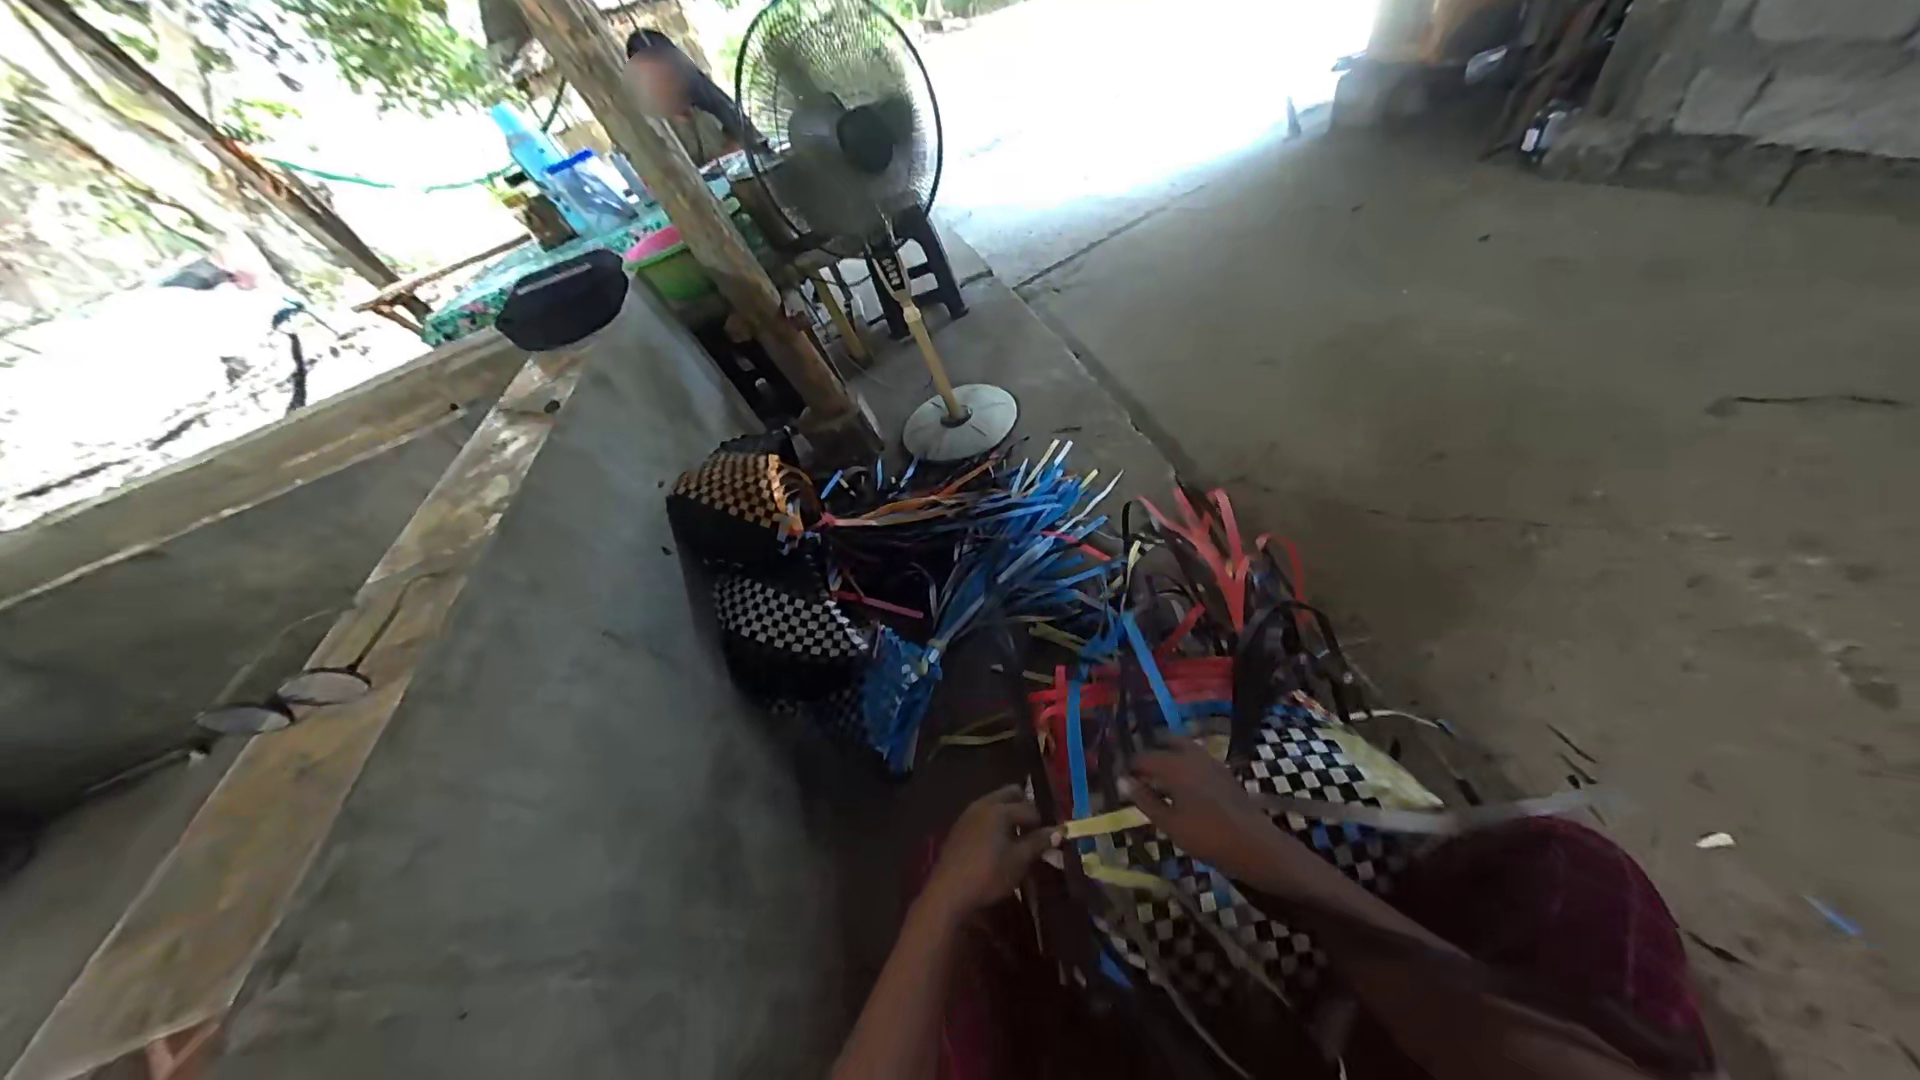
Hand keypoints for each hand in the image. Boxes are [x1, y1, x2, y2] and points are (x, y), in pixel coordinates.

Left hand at [922, 787, 1059, 921]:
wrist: (948, 891)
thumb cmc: (988, 875)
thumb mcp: (1019, 861)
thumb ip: (1038, 842)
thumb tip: (1057, 831)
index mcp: (1000, 809)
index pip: (1029, 808)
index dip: (1042, 823)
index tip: (1048, 839)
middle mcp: (984, 804)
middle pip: (1010, 793)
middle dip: (1025, 806)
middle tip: (1033, 830)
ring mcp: (969, 813)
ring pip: (995, 802)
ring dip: (1008, 813)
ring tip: (1017, 837)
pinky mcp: (960, 826)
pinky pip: (983, 813)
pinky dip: (994, 820)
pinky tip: (997, 842)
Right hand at [1121, 737, 1287, 877]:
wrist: (1256, 846)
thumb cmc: (1207, 837)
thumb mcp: (1169, 823)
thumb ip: (1144, 800)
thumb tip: (1121, 780)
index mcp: (1174, 765)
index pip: (1142, 757)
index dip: (1129, 767)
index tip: (1120, 779)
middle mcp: (1191, 755)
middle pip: (1164, 743)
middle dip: (1150, 755)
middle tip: (1139, 775)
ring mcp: (1210, 760)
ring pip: (1182, 747)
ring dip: (1167, 756)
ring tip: (1158, 779)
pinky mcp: (1223, 770)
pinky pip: (1195, 757)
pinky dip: (1183, 763)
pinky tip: (1181, 784)